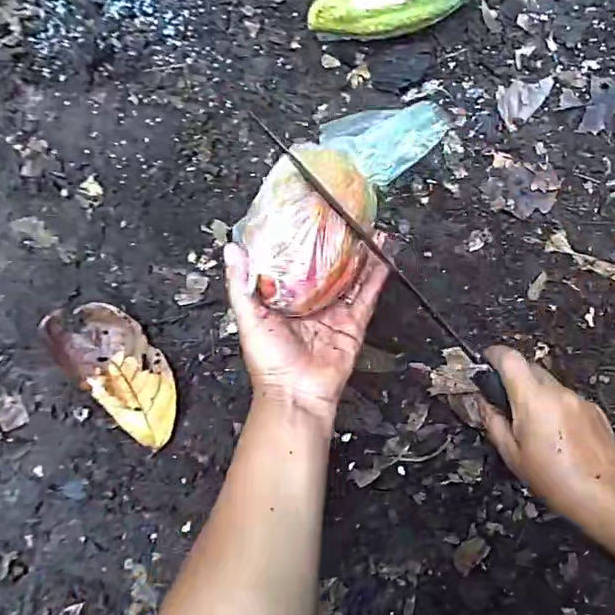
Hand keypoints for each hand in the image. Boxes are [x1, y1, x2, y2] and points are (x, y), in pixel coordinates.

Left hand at [224, 239, 390, 423]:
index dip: (304, 245)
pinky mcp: (353, 324)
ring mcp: (335, 314)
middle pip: (330, 269)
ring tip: (369, 233)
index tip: (309, 222)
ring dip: (362, 257)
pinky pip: (366, 296)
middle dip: (338, 247)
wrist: (296, 393)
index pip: (297, 266)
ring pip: (352, 279)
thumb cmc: (269, 363)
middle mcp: (313, 305)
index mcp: (286, 301)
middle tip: (345, 221)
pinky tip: (382, 258)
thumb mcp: (248, 318)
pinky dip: (376, 277)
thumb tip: (232, 251)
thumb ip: (241, 285)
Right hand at [479, 346, 614, 512]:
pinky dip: (556, 408)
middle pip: (530, 368)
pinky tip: (556, 436)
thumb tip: (484, 405)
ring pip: (549, 385)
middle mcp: (558, 392)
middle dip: (513, 379)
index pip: (509, 358)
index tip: (485, 362)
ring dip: (537, 396)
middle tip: (504, 403)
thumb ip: (494, 423)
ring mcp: (578, 399)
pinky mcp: (593, 409)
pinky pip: (567, 399)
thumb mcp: (513, 455)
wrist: (605, 492)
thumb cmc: (558, 480)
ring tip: (532, 429)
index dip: (493, 356)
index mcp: (533, 400)